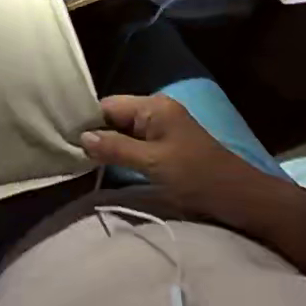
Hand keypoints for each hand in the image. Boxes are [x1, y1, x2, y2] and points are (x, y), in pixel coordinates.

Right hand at [79, 94, 278, 221]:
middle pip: (115, 116)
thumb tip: (81, 137)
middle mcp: (157, 110)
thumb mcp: (154, 164)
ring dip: (108, 144)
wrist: (241, 200)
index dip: (87, 120)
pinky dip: (121, 152)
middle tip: (69, 152)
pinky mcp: (167, 146)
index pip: (109, 105)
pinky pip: (136, 143)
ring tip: (81, 159)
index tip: (64, 137)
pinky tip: (106, 164)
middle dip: (96, 133)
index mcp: (154, 106)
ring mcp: (163, 128)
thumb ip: (117, 149)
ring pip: (124, 131)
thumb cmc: (198, 177)